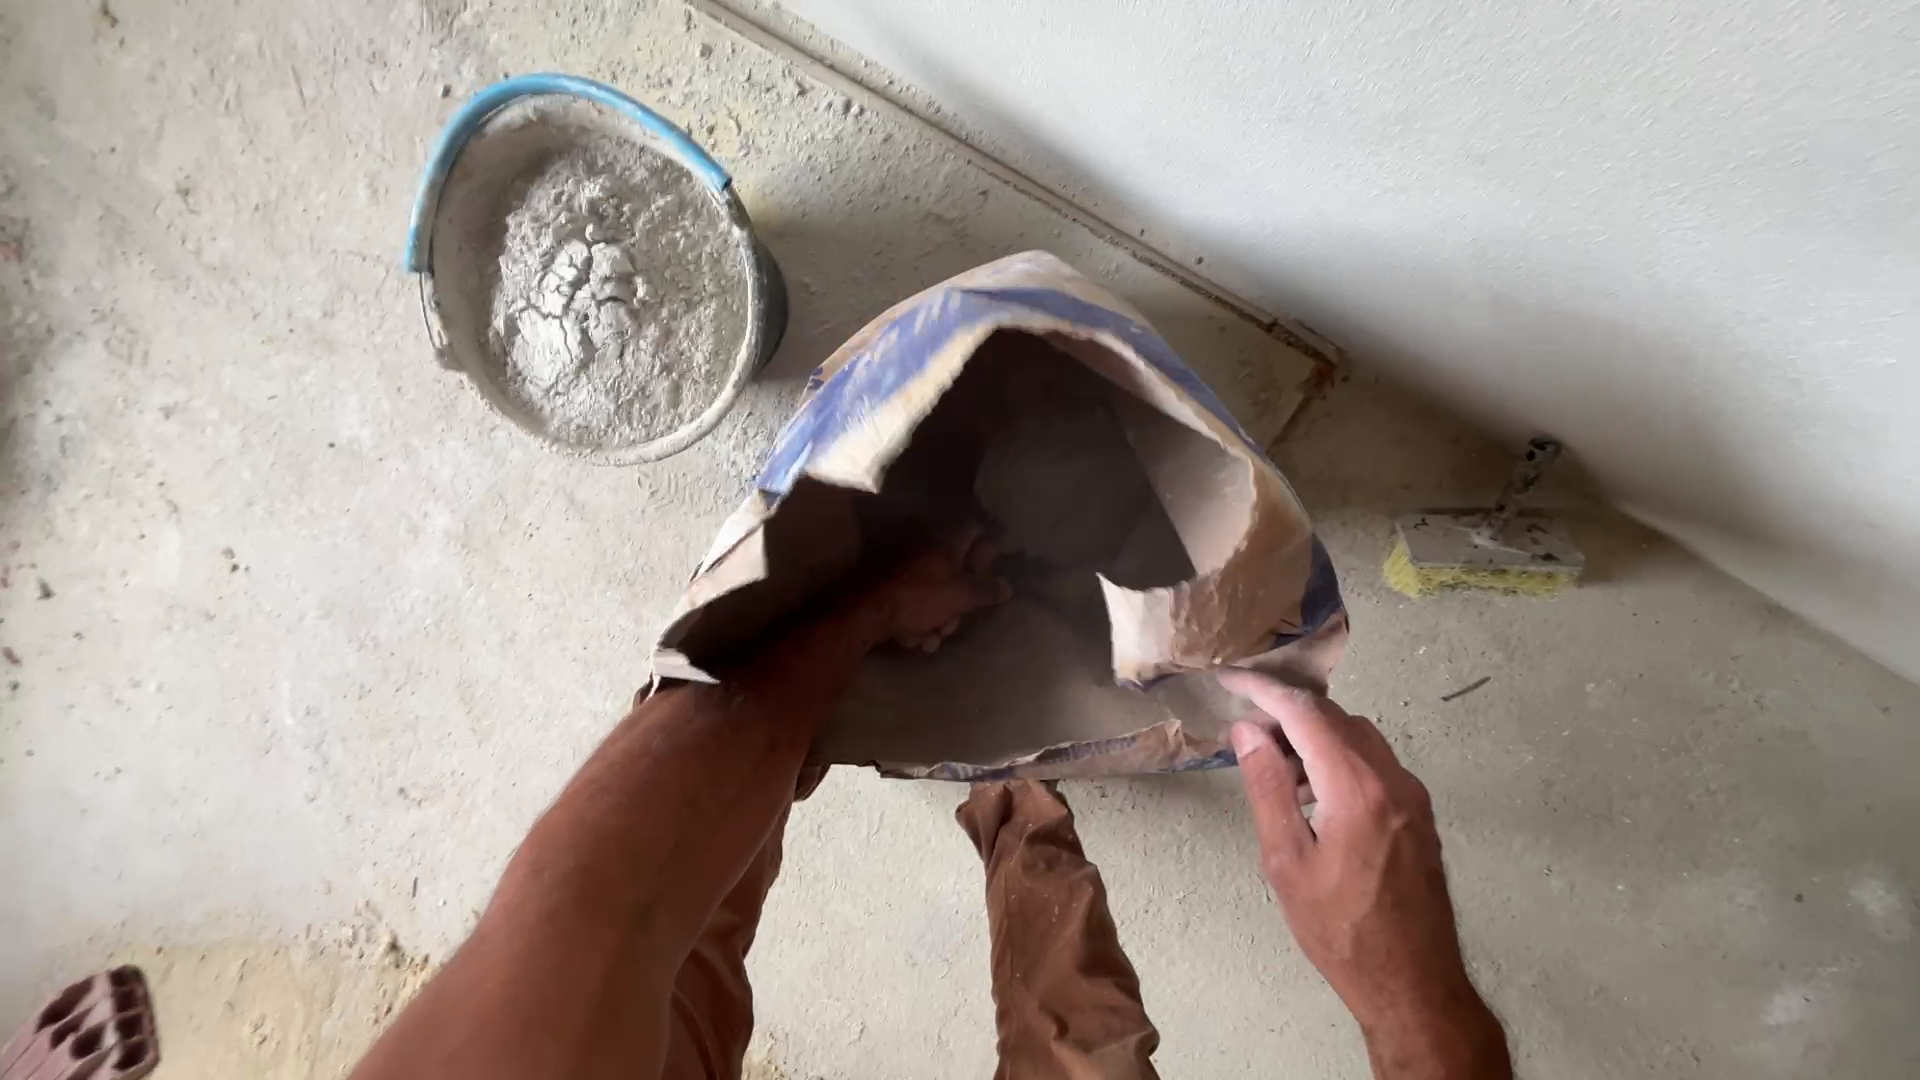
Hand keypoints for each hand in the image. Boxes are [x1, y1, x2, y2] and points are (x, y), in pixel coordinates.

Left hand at [853, 523, 1009, 650]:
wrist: (862, 611)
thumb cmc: (917, 598)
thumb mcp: (959, 596)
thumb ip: (985, 590)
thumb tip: (1007, 586)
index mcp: (945, 542)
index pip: (974, 526)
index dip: (988, 542)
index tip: (994, 563)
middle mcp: (925, 546)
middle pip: (956, 568)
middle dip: (959, 600)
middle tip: (956, 621)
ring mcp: (905, 564)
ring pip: (934, 591)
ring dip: (936, 618)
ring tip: (931, 637)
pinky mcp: (888, 584)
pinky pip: (912, 601)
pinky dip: (915, 620)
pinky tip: (912, 638)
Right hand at [1220, 670, 1508, 1079]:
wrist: (1414, 986)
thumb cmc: (1339, 928)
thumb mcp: (1286, 859)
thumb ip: (1267, 786)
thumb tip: (1247, 731)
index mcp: (1357, 788)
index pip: (1305, 712)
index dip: (1263, 689)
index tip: (1230, 677)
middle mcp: (1392, 779)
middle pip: (1333, 716)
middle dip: (1285, 709)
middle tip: (1245, 728)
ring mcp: (1412, 795)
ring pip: (1356, 734)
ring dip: (1312, 731)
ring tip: (1275, 763)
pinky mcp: (1418, 812)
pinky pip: (1373, 759)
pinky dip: (1336, 754)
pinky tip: (1313, 789)